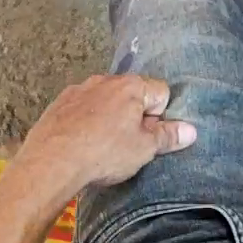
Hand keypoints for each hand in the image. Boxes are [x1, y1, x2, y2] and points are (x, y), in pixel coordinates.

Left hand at [10, 74, 197, 202]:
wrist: (51, 162)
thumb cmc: (103, 153)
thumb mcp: (143, 149)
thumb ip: (168, 136)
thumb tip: (191, 130)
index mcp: (131, 86)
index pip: (161, 92)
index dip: (159, 117)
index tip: (148, 137)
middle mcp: (105, 80)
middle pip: (132, 95)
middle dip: (134, 117)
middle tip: (127, 145)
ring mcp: (79, 89)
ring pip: (105, 101)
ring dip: (109, 118)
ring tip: (102, 147)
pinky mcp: (58, 103)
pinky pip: (82, 108)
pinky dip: (86, 121)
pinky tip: (81, 143)